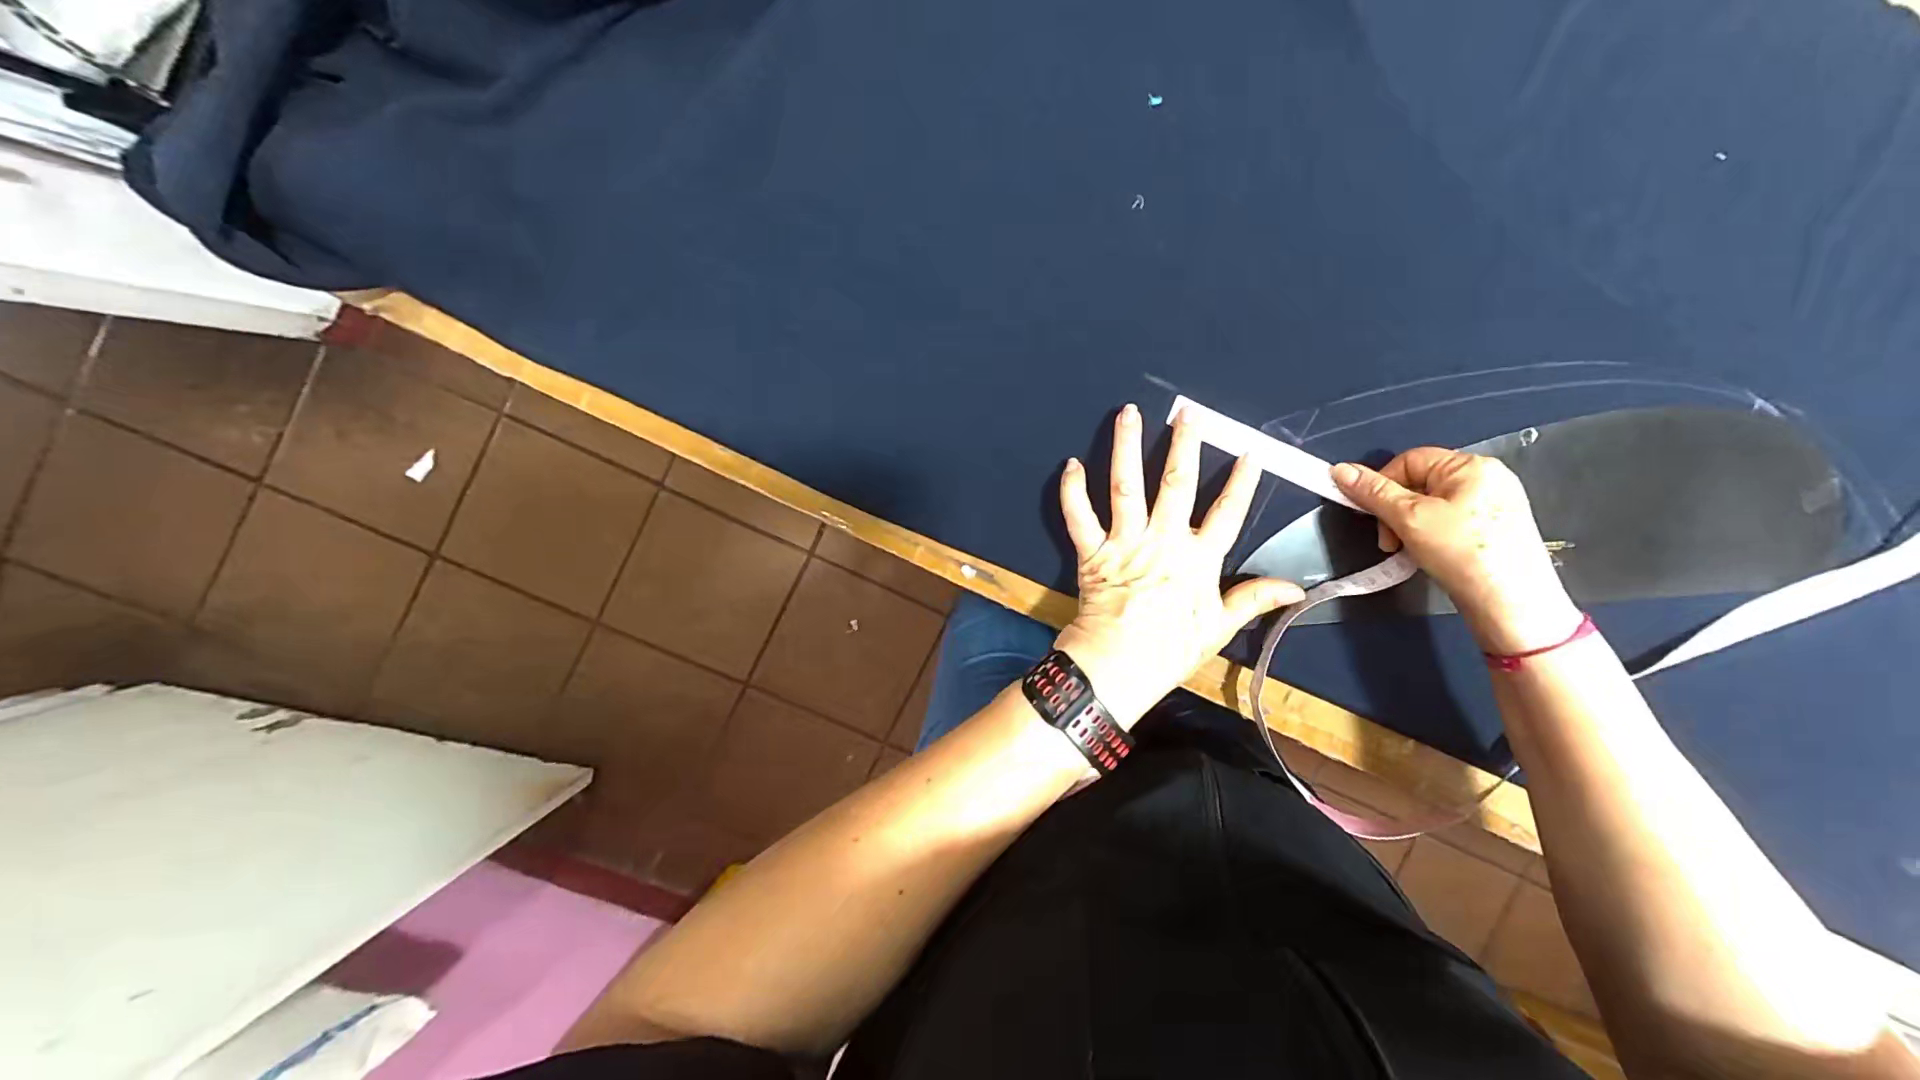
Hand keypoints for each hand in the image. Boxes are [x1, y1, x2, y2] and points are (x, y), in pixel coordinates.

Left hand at [1052, 404, 1304, 726]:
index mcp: (1198, 559)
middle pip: (1176, 484)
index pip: (1226, 512)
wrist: (1119, 665)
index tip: (1248, 452)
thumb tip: (1295, 589)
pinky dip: (1072, 490)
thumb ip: (1254, 599)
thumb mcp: (1218, 627)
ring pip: (1126, 486)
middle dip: (1183, 445)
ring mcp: (1125, 544)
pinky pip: (1078, 516)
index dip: (1240, 482)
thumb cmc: (1169, 651)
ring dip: (1126, 447)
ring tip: (1128, 414)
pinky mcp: (1092, 553)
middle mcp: (1163, 542)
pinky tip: (1070, 464)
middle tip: (1186, 414)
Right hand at [1329, 448, 1581, 654]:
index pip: (1408, 460)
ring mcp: (1494, 505)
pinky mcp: (1494, 529)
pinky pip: (1448, 522)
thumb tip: (1340, 469)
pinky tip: (1429, 555)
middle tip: (1390, 541)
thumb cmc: (1463, 554)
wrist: (1511, 605)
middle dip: (1395, 511)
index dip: (1382, 485)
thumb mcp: (1409, 519)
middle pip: (1418, 483)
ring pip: (1430, 505)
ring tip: (1409, 551)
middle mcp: (1488, 479)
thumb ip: (1373, 493)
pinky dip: (1429, 536)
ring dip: (1409, 526)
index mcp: (1472, 466)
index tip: (1372, 515)